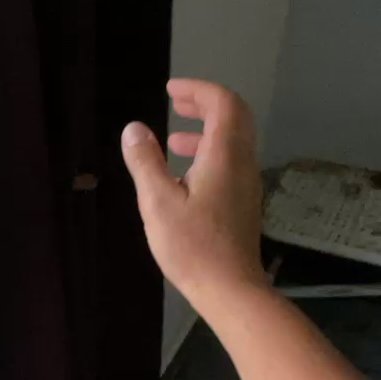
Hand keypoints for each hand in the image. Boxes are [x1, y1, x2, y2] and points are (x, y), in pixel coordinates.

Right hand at [120, 79, 268, 315]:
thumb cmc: (192, 246)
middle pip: (234, 118)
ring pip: (234, 143)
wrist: (230, 289)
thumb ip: (145, 162)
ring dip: (205, 133)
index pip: (222, 103)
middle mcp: (242, 163)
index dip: (198, 90)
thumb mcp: (158, 202)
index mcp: (224, 155)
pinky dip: (210, 155)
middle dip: (205, 105)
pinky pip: (231, 164)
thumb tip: (133, 129)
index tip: (172, 91)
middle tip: (176, 105)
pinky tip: (184, 178)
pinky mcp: (244, 204)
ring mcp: (247, 185)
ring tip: (173, 142)